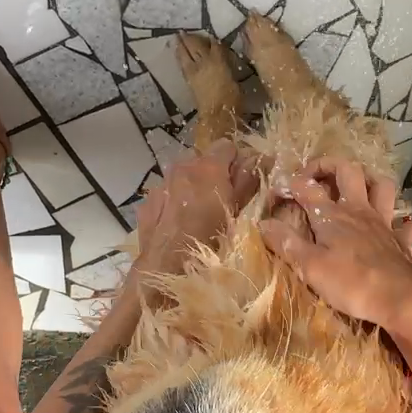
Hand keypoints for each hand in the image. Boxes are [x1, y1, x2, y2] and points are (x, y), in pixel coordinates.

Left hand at [132, 140, 257, 278]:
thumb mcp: (239, 211)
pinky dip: (175, 201)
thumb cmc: (211, 239)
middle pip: (202, 159)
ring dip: (193, 186)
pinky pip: (166, 193)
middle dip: (213, 173)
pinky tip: (180, 222)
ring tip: (200, 212)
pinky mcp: (148, 202)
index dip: (237, 160)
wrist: (168, 267)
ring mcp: (161, 183)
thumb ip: (250, 180)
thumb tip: (263, 159)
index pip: (227, 145)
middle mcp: (182, 167)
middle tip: (223, 198)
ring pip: (182, 175)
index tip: (243, 179)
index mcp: (208, 166)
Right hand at [260, 160, 411, 328]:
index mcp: (332, 216)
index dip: (292, 183)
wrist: (398, 298)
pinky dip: (399, 223)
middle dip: (331, 166)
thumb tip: (263, 223)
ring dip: (370, 182)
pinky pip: (404, 225)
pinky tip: (392, 229)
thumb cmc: (350, 282)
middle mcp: (358, 211)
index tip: (279, 192)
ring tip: (357, 190)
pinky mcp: (400, 241)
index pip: (308, 187)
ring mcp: (383, 223)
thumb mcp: (309, 267)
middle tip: (318, 178)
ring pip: (382, 187)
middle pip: (349, 171)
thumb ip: (287, 243)